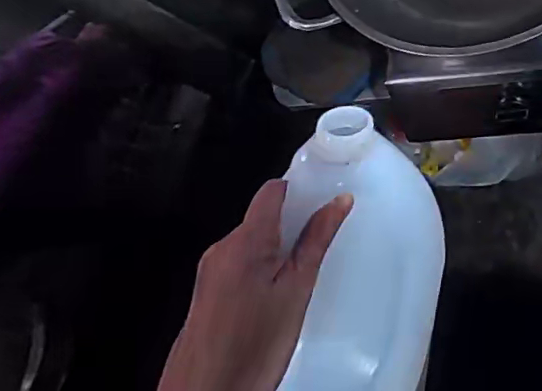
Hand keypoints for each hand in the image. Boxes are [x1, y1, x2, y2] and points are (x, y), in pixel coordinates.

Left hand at [157, 179, 352, 390]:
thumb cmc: (253, 350)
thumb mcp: (296, 291)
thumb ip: (316, 240)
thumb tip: (339, 201)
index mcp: (245, 240)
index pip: (273, 190)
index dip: (298, 191)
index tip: (320, 204)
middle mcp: (221, 249)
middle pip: (262, 217)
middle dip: (290, 228)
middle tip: (313, 252)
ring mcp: (208, 272)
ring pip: (250, 243)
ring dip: (274, 253)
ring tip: (293, 285)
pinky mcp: (203, 295)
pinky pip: (236, 265)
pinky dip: (257, 273)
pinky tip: (269, 304)